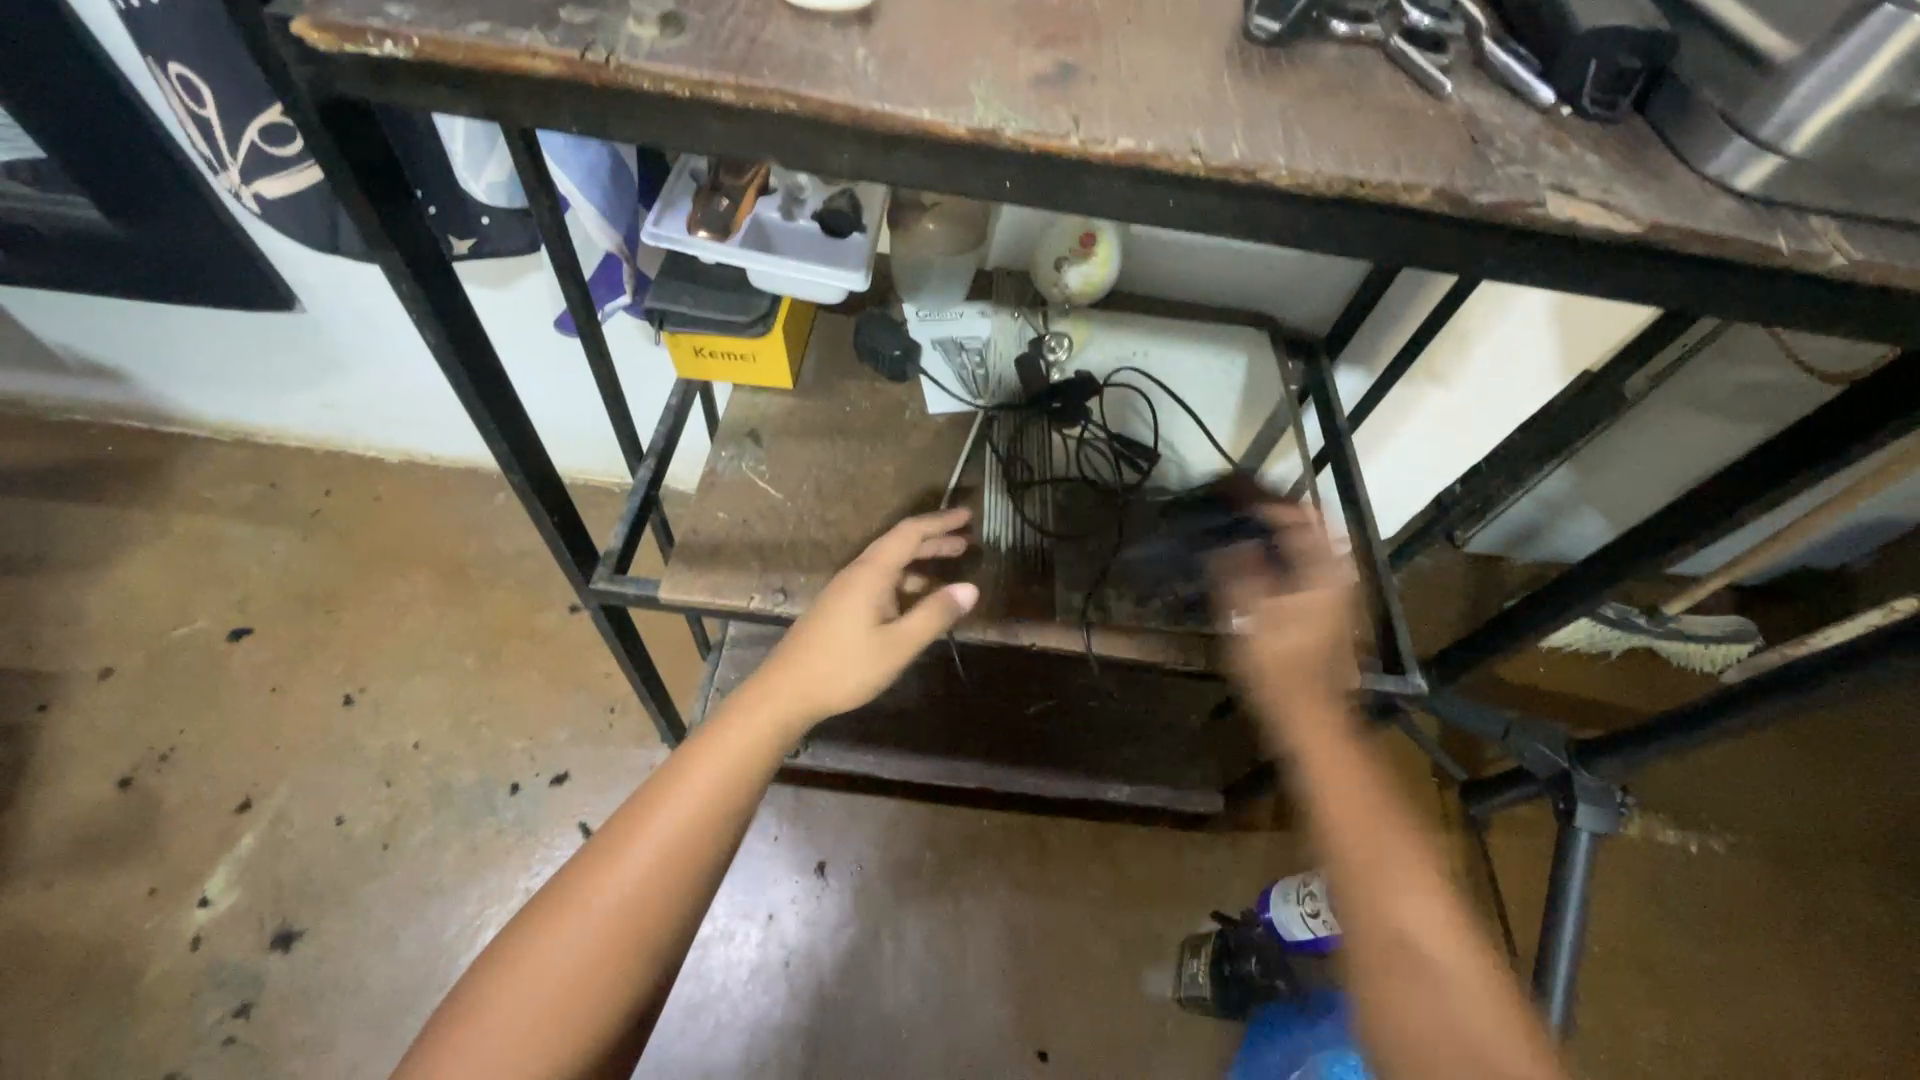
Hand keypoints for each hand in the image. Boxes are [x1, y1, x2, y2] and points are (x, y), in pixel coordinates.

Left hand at [743, 507, 978, 733]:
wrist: (787, 692)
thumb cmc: (845, 667)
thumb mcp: (898, 645)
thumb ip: (935, 614)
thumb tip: (970, 588)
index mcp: (871, 573)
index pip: (909, 533)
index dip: (940, 522)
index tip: (968, 516)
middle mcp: (857, 573)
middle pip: (899, 545)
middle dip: (934, 541)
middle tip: (967, 542)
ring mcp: (846, 591)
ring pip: (889, 567)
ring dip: (920, 565)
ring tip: (950, 573)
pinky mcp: (840, 608)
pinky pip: (880, 584)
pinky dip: (905, 584)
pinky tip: (917, 603)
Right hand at [1209, 503, 1358, 735]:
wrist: (1309, 715)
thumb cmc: (1278, 667)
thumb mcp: (1247, 616)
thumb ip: (1238, 571)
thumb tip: (1230, 539)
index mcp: (1322, 570)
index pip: (1296, 515)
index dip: (1262, 500)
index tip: (1231, 492)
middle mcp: (1338, 573)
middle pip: (1310, 523)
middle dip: (1275, 508)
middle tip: (1240, 500)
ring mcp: (1339, 591)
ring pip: (1312, 541)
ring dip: (1282, 527)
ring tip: (1247, 521)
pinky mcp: (1331, 606)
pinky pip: (1310, 560)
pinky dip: (1286, 549)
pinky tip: (1260, 557)